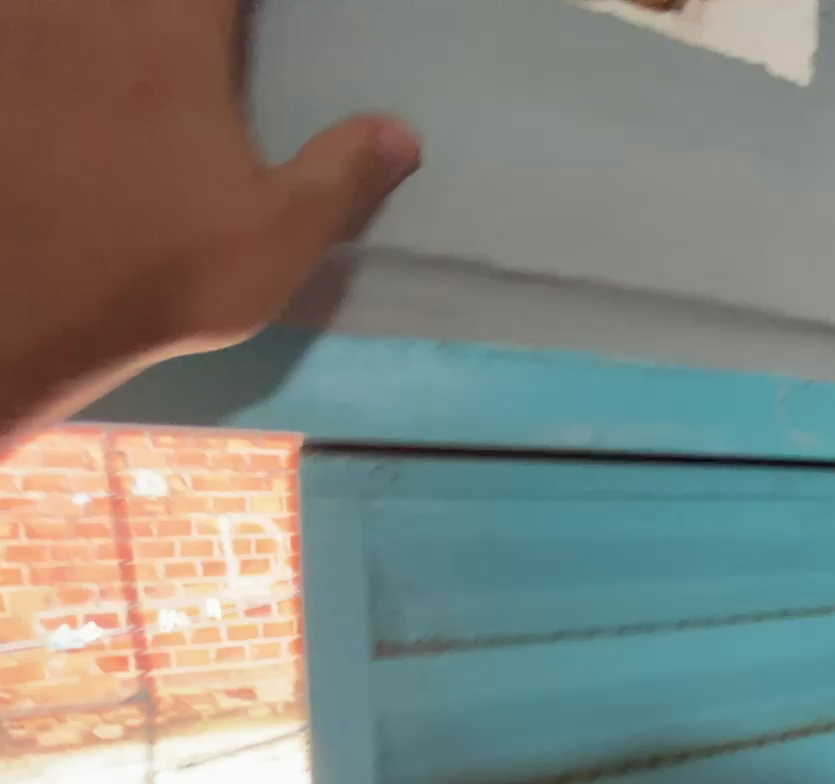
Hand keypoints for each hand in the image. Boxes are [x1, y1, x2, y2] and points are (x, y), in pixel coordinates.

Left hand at [0, 0, 420, 435]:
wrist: (24, 308)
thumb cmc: (173, 269)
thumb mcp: (286, 231)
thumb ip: (344, 172)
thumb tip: (402, 130)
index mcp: (165, 49)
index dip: (248, 2)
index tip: (279, 20)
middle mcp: (78, 21)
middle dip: (195, 12)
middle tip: (231, 32)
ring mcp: (16, 41)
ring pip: (76, 9)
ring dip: (133, 22)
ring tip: (166, 43)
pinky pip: (26, 27)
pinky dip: (61, 35)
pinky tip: (76, 53)